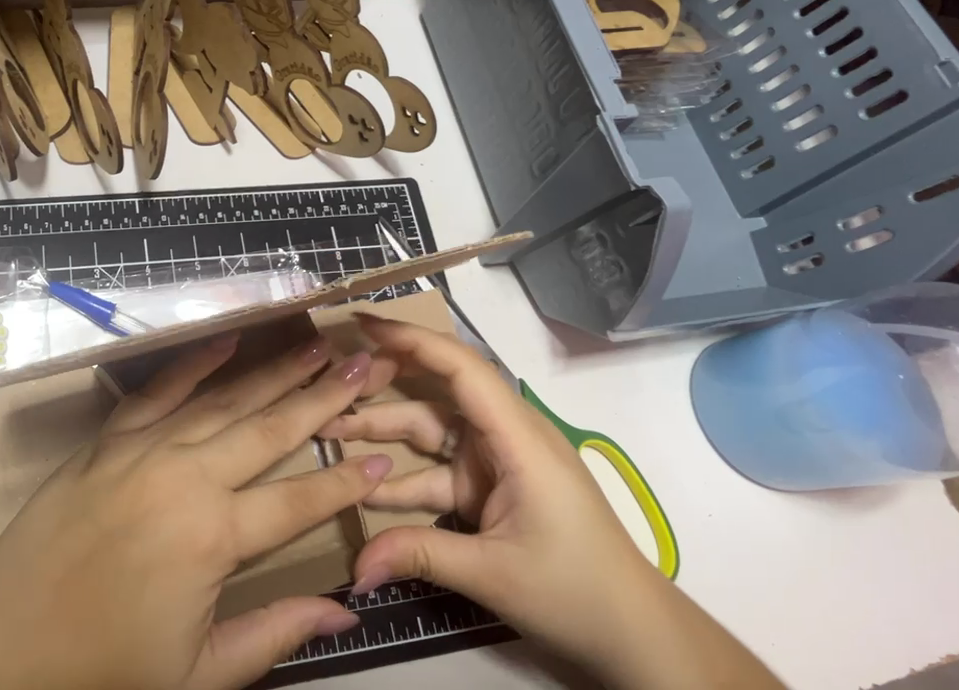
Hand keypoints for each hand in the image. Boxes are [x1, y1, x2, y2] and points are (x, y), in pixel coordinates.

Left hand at [0, 332, 395, 689]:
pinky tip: (227, 340)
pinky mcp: (102, 443)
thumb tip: (348, 612)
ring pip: (221, 401)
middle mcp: (183, 477)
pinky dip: (193, 364)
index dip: (345, 480)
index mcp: (212, 537)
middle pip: (268, 429)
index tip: (383, 454)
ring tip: (314, 346)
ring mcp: (139, 451)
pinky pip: (155, 392)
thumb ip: (276, 632)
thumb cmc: (103, 676)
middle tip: (364, 364)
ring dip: (272, 372)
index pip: (299, 500)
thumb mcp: (199, 675)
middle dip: (322, 397)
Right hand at [322, 317, 782, 689]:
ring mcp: (493, 464)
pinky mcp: (486, 490)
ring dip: (380, 435)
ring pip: (427, 435)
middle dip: (379, 388)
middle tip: (326, 381)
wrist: (633, 635)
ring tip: (324, 430)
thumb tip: (355, 567)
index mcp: (517, 437)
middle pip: (433, 397)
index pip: (460, 369)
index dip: (411, 339)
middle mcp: (502, 437)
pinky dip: (399, 479)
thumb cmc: (577, 591)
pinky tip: (358, 483)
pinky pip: (433, 474)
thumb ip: (419, 555)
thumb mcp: (494, 574)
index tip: (362, 323)